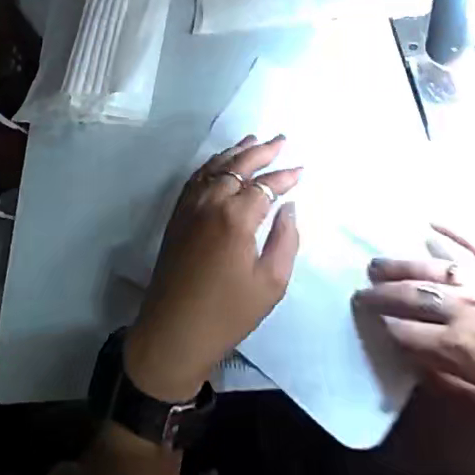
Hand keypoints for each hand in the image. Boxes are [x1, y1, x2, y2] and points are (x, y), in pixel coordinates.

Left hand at [125, 135, 301, 401]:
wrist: (172, 335)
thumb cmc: (228, 313)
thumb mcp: (271, 282)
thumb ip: (286, 239)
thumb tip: (288, 207)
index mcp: (235, 217)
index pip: (265, 185)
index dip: (285, 176)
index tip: (301, 170)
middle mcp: (210, 203)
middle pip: (238, 166)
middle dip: (262, 151)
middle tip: (281, 140)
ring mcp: (189, 208)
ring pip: (214, 168)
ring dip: (236, 152)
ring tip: (253, 139)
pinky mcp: (176, 217)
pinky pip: (195, 179)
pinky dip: (211, 165)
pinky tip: (221, 163)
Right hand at [355, 225, 474, 410]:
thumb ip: (463, 394)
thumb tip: (427, 372)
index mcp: (464, 350)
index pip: (408, 335)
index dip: (387, 330)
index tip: (371, 326)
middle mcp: (470, 307)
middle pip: (413, 296)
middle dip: (382, 294)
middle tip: (361, 291)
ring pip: (435, 266)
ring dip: (403, 263)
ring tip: (378, 262)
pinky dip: (455, 227)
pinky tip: (433, 221)